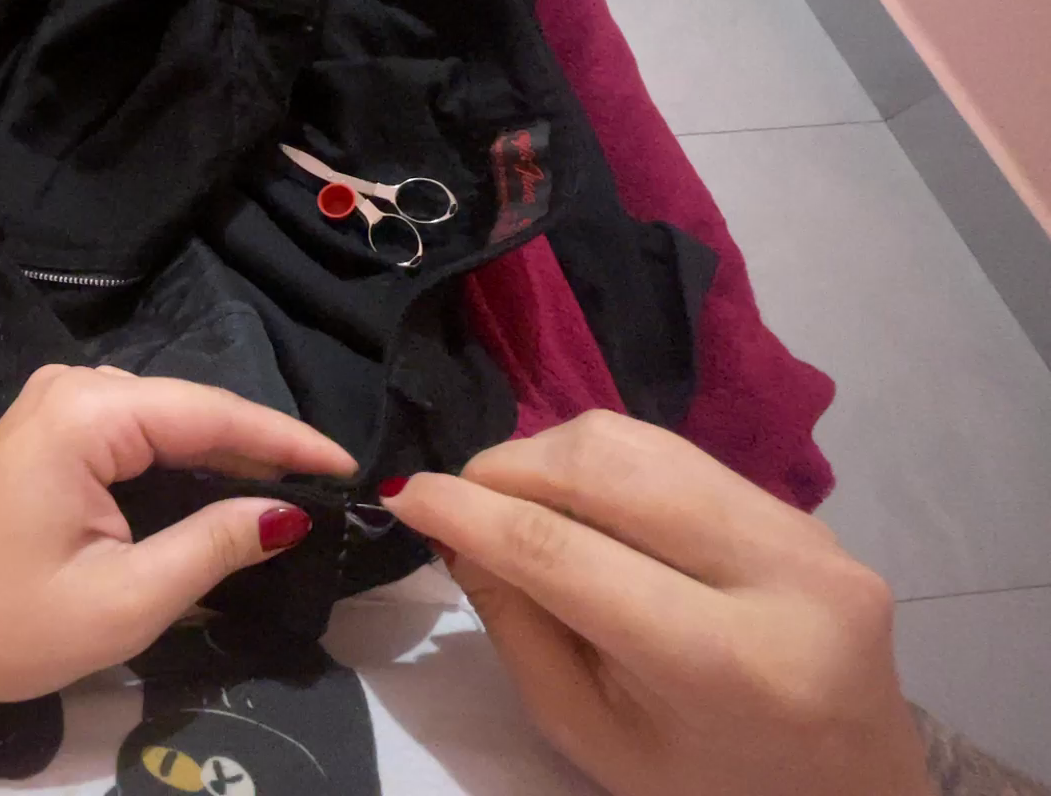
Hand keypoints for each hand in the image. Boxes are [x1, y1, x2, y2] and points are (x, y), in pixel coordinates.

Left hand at [0, 364, 357, 701]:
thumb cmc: (6, 624)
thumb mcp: (122, 600)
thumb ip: (212, 546)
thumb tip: (288, 514)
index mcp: (84, 414)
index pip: (208, 412)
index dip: (284, 439)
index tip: (349, 466)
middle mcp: (71, 385)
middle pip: (188, 407)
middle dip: (257, 445)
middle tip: (328, 484)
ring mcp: (56, 397)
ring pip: (165, 414)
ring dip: (223, 448)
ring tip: (289, 483)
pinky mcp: (51, 420)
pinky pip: (134, 425)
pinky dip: (181, 452)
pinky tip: (219, 476)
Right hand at [383, 410, 932, 795]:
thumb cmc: (697, 782)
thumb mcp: (580, 723)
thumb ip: (507, 615)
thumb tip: (443, 520)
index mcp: (730, 663)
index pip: (560, 551)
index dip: (464, 510)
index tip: (399, 496)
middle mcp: (784, 576)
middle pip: (596, 469)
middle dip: (500, 472)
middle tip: (459, 505)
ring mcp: (801, 529)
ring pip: (621, 439)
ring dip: (538, 458)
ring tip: (516, 504)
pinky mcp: (792, 506)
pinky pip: (654, 445)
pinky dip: (584, 459)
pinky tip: (574, 502)